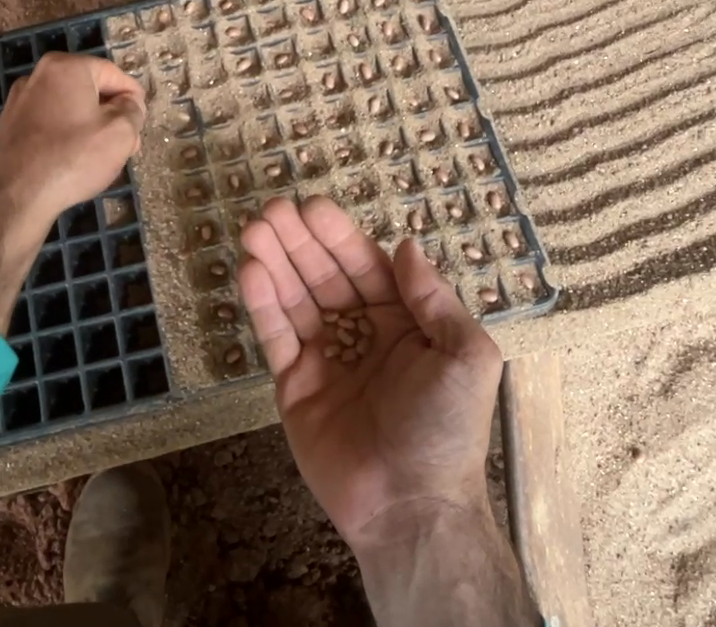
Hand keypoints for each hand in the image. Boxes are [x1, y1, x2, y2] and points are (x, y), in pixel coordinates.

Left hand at [0, 52, 145, 234]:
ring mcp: (19, 101)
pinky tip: (76, 160)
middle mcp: (38, 76)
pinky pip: (50, 122)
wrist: (17, 196)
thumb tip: (130, 102)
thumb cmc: (73, 157)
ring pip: (69, 107)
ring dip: (91, 126)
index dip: (133, 96)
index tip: (142, 119)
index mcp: (66, 67)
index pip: (112, 73)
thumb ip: (133, 110)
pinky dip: (67, 135)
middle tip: (128, 143)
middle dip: (112, 114)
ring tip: (105, 156)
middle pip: (89, 89)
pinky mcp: (10, 126)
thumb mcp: (120, 133)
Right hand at [237, 196, 502, 553]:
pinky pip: (277, 337)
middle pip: (323, 275)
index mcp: (403, 322)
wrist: (410, 508)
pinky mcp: (294, 386)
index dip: (338, 236)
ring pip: (295, 299)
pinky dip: (263, 304)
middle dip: (298, 242)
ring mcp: (325, 358)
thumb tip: (406, 246)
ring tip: (253, 229)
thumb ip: (435, 299)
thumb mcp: (465, 357)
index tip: (312, 207)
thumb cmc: (445, 429)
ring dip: (274, 263)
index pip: (365, 267)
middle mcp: (361, 333)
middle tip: (271, 210)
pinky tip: (250, 272)